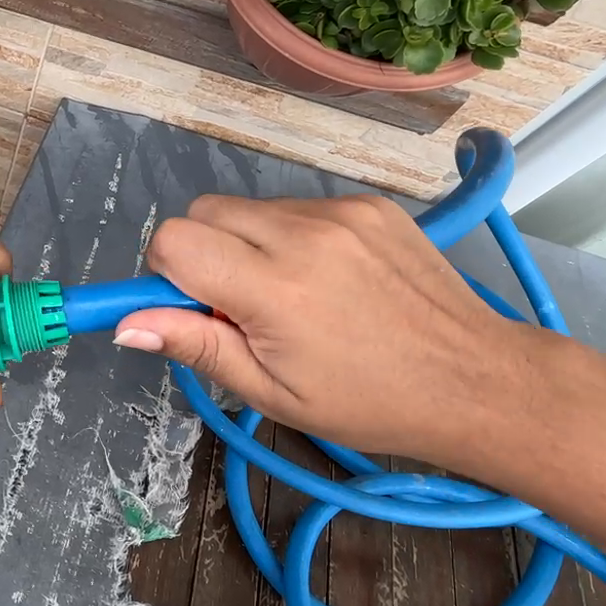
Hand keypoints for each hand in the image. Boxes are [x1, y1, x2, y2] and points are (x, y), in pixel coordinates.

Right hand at [113, 194, 548, 461]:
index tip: (195, 306)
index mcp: (273, 288)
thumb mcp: (270, 393)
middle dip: (201, 252)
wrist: (480, 381)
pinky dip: (290, 236)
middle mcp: (302, 233)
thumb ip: (194, 346)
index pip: (173, 240)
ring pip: (247, 208)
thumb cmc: (367, 403)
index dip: (167, 271)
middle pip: (202, 212)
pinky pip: (293, 205)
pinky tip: (328, 276)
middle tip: (239, 304)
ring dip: (246, 244)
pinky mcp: (368, 203)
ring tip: (292, 293)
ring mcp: (339, 211)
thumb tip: (125, 323)